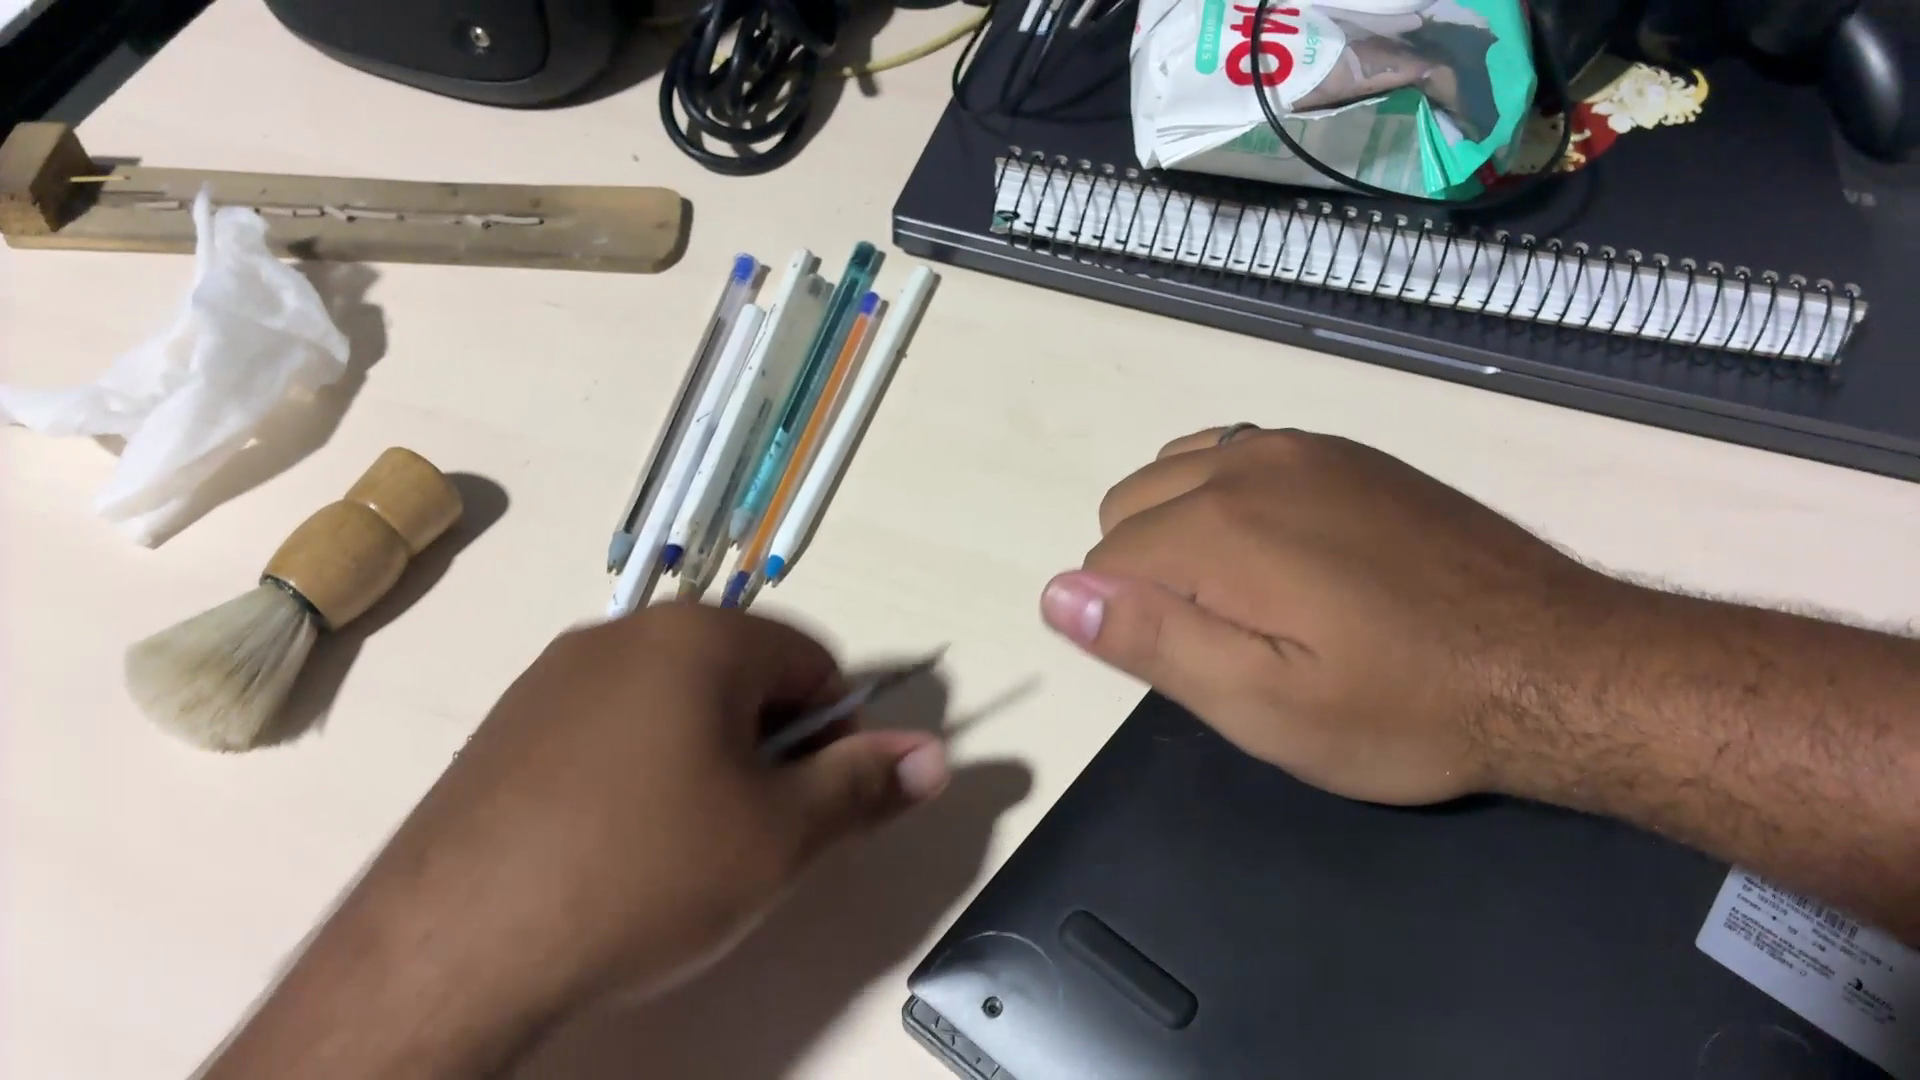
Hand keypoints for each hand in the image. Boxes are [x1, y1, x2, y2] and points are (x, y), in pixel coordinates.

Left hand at [204, 604, 950, 1078]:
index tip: (813, 800)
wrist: (448, 953)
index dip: (833, 731)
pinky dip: (642, 766)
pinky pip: (613, 723)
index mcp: (699, 635)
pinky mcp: (510, 722)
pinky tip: (617, 841)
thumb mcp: (781, 837)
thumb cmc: (645, 873)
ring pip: (677, 700)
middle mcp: (626, 630)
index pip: (811, 662)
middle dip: (768, 744)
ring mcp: (557, 672)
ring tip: (684, 842)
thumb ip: (867, 786)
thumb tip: (936, 756)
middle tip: (753, 829)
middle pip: (743, 676)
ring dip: (707, 756)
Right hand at [1041, 427, 1625, 805]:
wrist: (1559, 664)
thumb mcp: (1262, 705)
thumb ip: (1149, 642)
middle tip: (1228, 635)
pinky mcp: (1341, 449)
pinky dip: (1223, 496)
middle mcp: (1244, 460)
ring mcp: (1299, 445)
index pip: (1103, 562)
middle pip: (1128, 506)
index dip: (1134, 623)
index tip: (1204, 664)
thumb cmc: (1400, 707)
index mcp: (1215, 525)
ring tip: (1249, 593)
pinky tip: (1284, 549)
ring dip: (1180, 529)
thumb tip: (1056, 593)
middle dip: (1148, 572)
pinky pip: (1232, 452)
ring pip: (1173, 472)